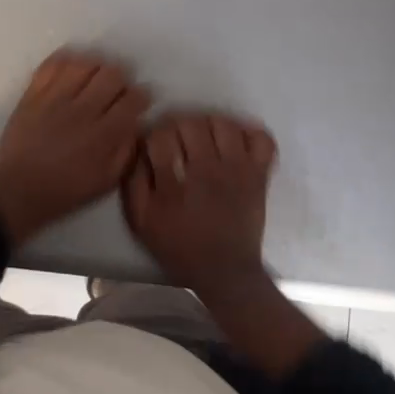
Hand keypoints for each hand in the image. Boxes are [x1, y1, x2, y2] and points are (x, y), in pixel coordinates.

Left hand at [0, 49, 150, 247]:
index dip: (142, 96)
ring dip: (95, 68)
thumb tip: (136, 123)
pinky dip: (66, 62)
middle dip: (121, 79)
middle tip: (116, 90)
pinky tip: (70, 72)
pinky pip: (52, 64)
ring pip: (84, 63)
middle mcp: (82, 110)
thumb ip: (127, 149)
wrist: (18, 190)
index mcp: (104, 134)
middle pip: (112, 74)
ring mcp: (54, 99)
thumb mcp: (107, 180)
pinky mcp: (32, 94)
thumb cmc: (66, 190)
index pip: (133, 98)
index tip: (138, 101)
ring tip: (93, 79)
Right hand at [122, 112, 277, 292]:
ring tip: (203, 138)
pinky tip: (234, 143)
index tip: (154, 145)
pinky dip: (248, 133)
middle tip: (177, 140)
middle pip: (191, 123)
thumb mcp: (140, 221)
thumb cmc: (178, 246)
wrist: (224, 270)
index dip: (154, 135)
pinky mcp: (259, 175)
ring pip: (224, 124)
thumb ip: (134, 182)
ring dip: (208, 125)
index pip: (161, 136)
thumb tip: (138, 148)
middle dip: (178, 126)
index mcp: (175, 183)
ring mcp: (238, 170)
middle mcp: (208, 170)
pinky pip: (261, 139)